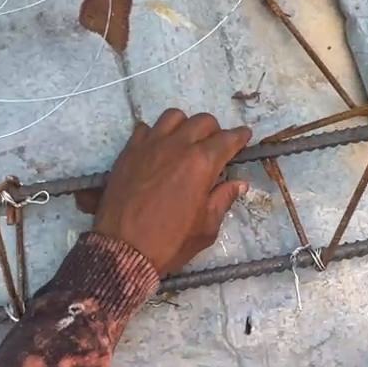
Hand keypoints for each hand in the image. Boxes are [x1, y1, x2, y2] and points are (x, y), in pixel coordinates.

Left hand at [77, 109, 249, 275]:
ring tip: (185, 142)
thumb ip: (223, 199)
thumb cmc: (170, 242)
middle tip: (215, 146)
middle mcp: (177, 146)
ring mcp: (150, 145)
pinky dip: (155, 134)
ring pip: (173, 117)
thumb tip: (239, 184)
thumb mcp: (206, 228)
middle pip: (202, 122)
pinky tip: (157, 149)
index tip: (244, 136)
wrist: (123, 249)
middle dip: (214, 131)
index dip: (240, 137)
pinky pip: (145, 129)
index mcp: (202, 163)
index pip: (227, 139)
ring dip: (185, 126)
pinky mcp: (128, 152)